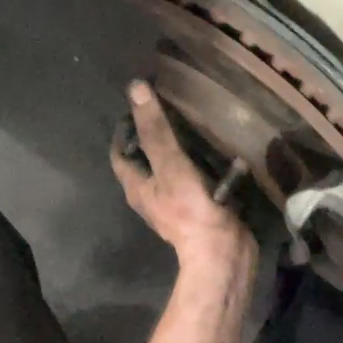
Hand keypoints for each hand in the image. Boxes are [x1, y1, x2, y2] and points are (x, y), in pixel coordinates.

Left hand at [110, 81, 252, 268]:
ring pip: (172, 170)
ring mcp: (177, 204)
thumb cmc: (189, 210)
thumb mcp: (169, 164)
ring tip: (193, 122)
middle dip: (153, 136)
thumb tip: (135, 89)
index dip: (123, 129)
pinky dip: (203, 164)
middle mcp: (152, 197)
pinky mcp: (200, 209)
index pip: (120, 154)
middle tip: (168, 107)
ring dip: (180, 149)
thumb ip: (154, 130)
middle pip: (145, 161)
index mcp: (137, 187)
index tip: (136, 104)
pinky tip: (218, 149)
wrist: (222, 253)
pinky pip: (198, 181)